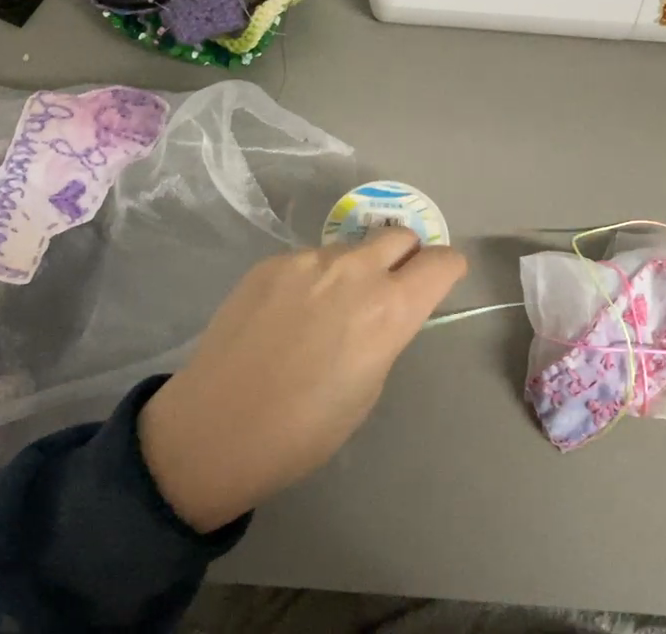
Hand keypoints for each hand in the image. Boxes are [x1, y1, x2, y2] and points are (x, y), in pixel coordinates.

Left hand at [137, 229, 467, 531]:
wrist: (218, 426)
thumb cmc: (304, 429)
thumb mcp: (368, 388)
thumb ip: (385, 334)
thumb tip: (382, 312)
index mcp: (389, 309)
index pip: (441, 261)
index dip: (447, 269)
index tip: (440, 281)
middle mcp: (353, 271)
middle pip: (399, 235)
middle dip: (405, 256)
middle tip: (388, 290)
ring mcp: (307, 261)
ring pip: (350, 247)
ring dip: (354, 268)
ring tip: (326, 312)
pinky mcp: (270, 263)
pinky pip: (308, 259)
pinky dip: (313, 278)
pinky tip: (287, 316)